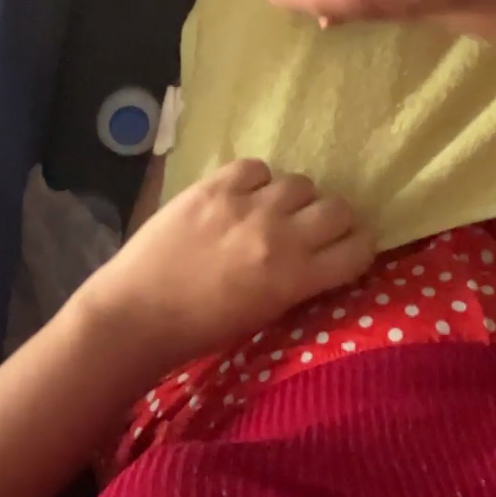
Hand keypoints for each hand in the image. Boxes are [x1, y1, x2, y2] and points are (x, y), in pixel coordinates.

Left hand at [72, 159, 375, 370]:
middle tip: (314, 227)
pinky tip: (241, 195)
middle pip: (337, 207)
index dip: (358, 245)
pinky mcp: (215, 186)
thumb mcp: (266, 315)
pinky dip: (256, 179)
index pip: (357, 248)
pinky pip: (256, 166)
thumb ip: (299, 282)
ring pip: (299, 182)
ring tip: (271, 210)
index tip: (348, 246)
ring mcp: (246, 205)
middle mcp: (280, 236)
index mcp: (295, 278)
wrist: (137, 314)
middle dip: (333, 218)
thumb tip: (322, 255)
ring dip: (293, 198)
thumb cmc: (201, 329)